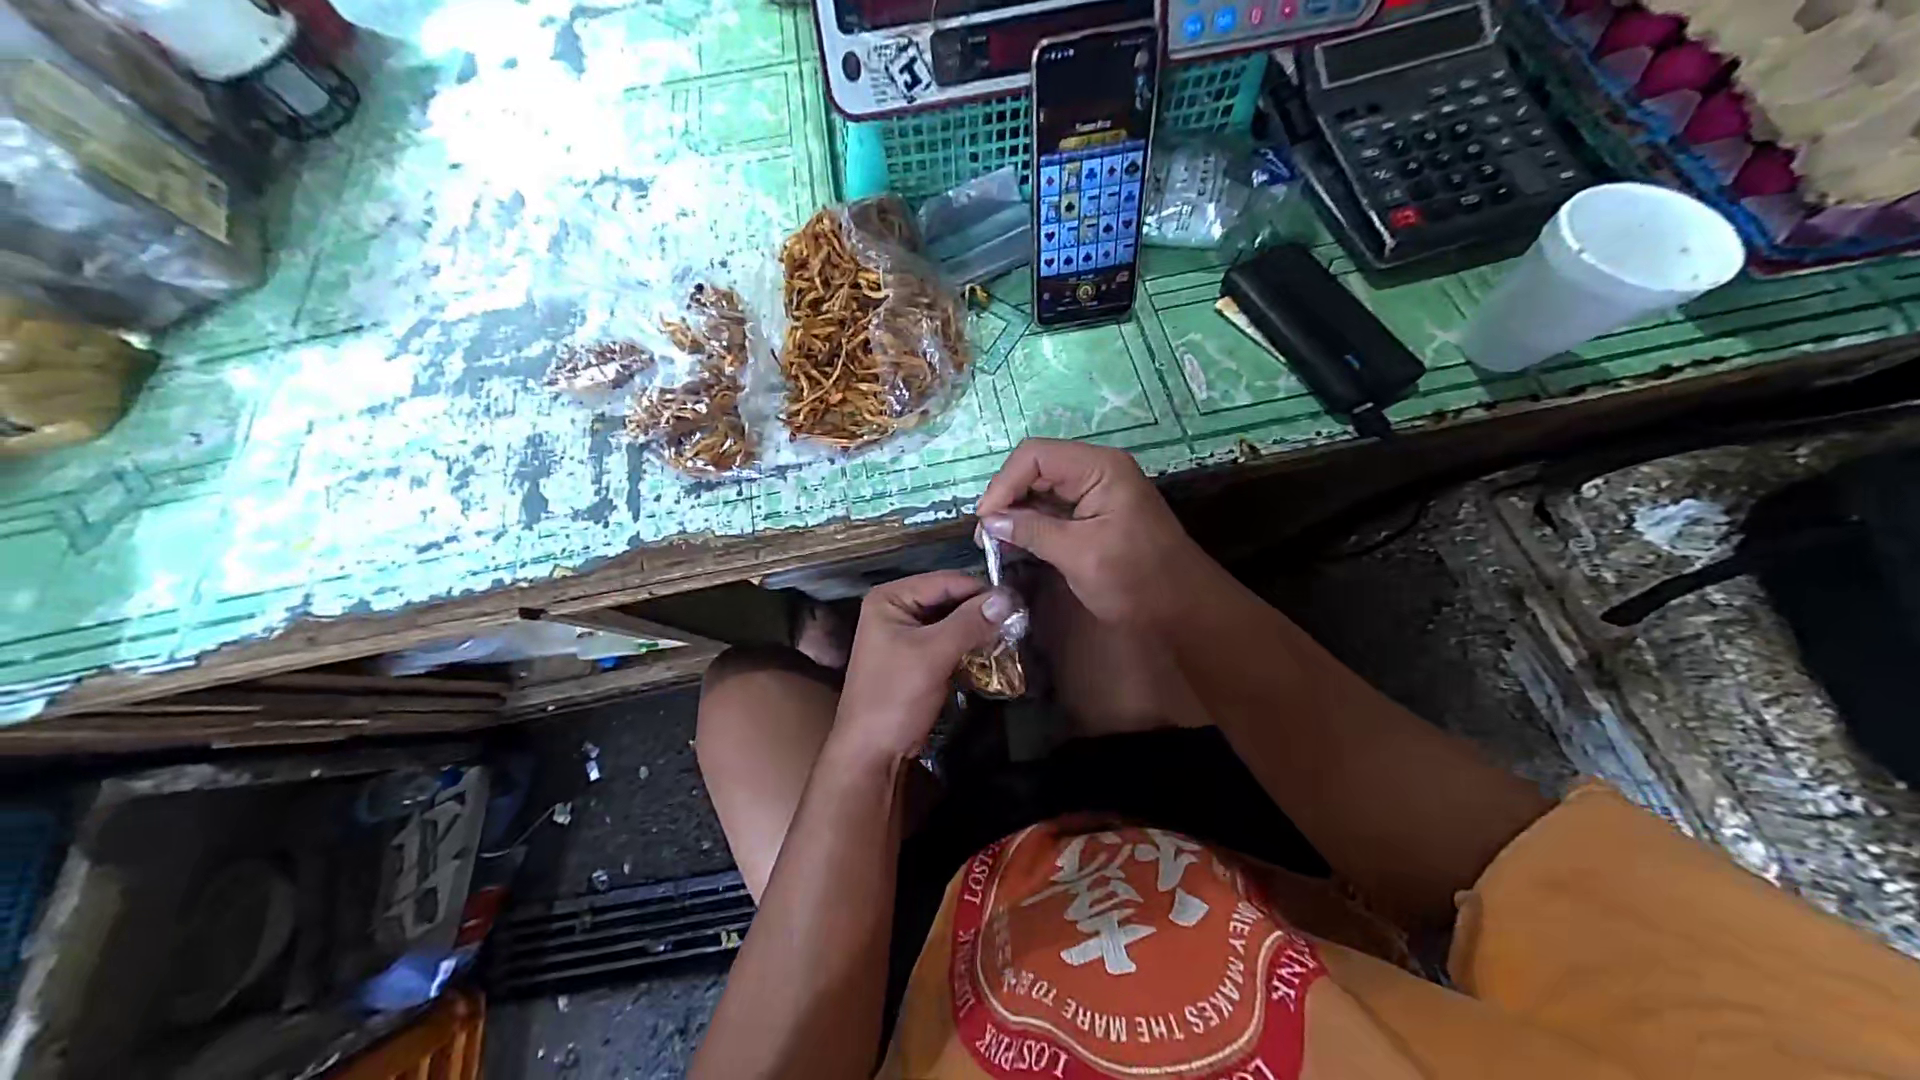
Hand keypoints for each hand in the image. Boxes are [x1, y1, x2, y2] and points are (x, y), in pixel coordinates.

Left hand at [832, 571, 1022, 763]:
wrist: (872, 752)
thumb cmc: (895, 696)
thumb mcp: (933, 654)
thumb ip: (969, 623)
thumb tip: (1008, 597)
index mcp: (891, 598)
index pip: (945, 582)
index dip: (981, 591)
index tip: (1018, 602)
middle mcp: (897, 609)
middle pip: (950, 600)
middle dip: (981, 612)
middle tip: (1019, 622)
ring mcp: (907, 634)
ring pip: (954, 621)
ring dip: (979, 630)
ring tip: (1011, 637)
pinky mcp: (918, 657)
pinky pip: (951, 642)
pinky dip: (971, 646)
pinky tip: (994, 653)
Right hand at [976, 438, 1219, 626]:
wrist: (1182, 611)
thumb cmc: (1136, 579)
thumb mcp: (1079, 554)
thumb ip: (1032, 531)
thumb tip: (989, 521)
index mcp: (1099, 468)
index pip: (1035, 456)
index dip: (1004, 483)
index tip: (986, 520)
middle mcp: (1095, 471)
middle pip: (1035, 469)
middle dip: (1007, 499)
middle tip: (986, 536)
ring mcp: (1094, 493)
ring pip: (1040, 490)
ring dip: (1015, 514)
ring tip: (993, 544)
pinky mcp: (1092, 515)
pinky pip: (1052, 510)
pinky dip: (1030, 525)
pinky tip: (1012, 546)